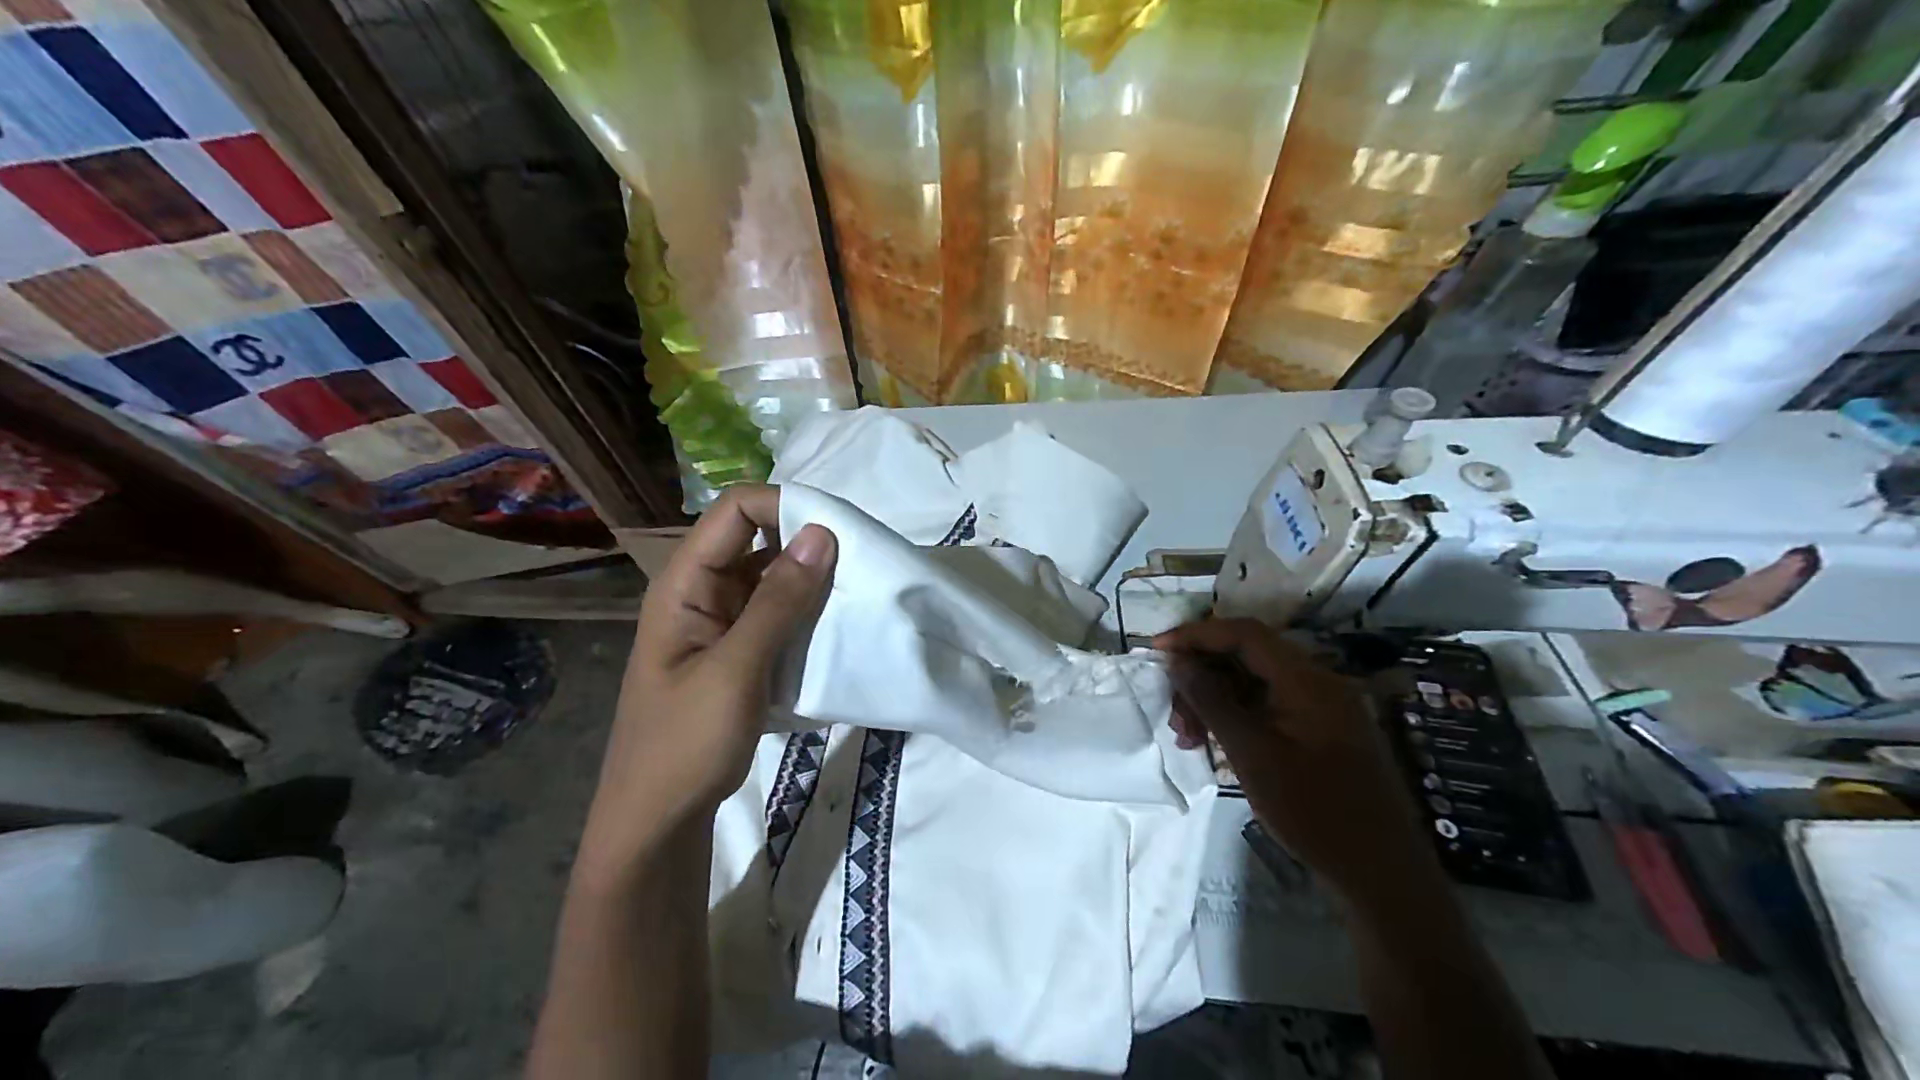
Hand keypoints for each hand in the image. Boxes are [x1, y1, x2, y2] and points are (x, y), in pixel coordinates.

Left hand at [577, 485, 835, 883]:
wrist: (656, 822)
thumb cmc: (684, 744)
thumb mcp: (736, 670)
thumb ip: (779, 601)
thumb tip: (823, 532)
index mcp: (685, 583)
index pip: (735, 510)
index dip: (785, 505)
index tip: (840, 530)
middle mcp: (702, 592)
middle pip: (758, 539)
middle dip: (808, 544)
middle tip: (861, 564)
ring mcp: (720, 623)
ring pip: (772, 579)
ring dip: (812, 582)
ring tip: (858, 594)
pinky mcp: (738, 652)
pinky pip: (776, 616)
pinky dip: (806, 615)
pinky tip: (836, 629)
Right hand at [1155, 618, 1435, 903]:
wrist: (1380, 874)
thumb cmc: (1313, 812)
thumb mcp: (1251, 753)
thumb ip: (1211, 700)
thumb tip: (1178, 661)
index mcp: (1307, 680)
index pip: (1244, 634)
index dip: (1197, 634)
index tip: (1157, 651)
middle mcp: (1318, 682)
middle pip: (1247, 657)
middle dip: (1202, 677)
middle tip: (1173, 714)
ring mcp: (1323, 707)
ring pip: (1254, 683)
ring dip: (1215, 701)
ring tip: (1189, 738)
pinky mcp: (1322, 730)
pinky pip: (1269, 706)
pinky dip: (1237, 717)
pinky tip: (1214, 744)